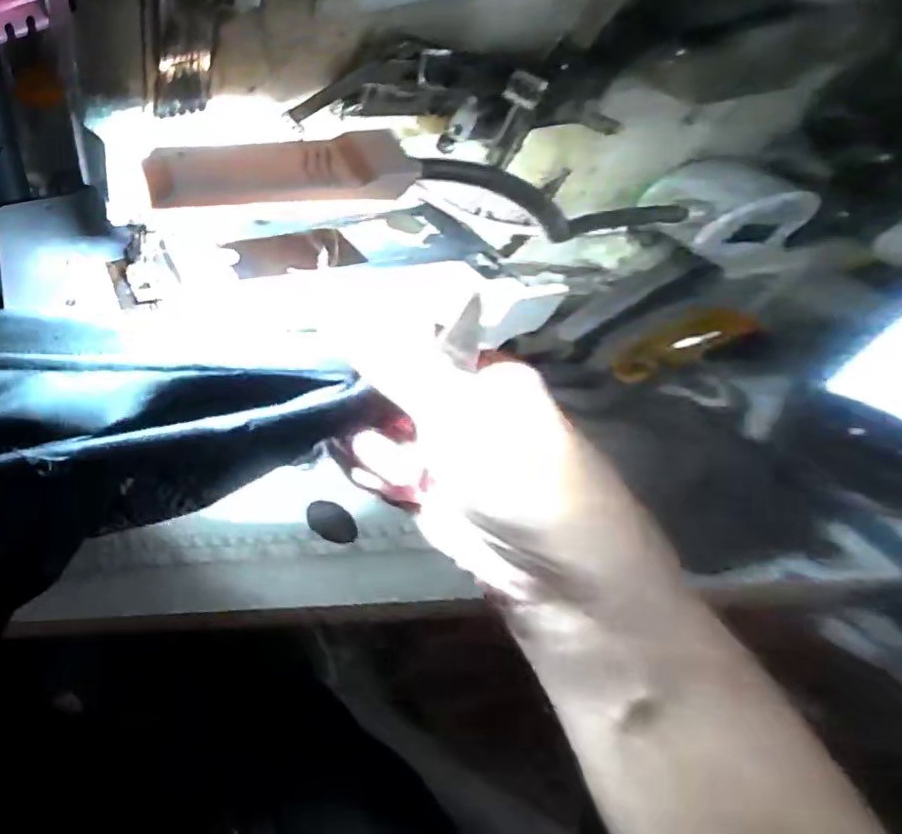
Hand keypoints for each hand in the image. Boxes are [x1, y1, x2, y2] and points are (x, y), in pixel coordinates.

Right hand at [344, 345, 682, 617]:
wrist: (561, 585)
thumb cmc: (524, 482)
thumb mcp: (462, 416)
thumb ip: (398, 368)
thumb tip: (343, 317)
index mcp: (475, 370)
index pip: (405, 337)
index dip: (369, 345)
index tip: (340, 357)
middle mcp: (451, 400)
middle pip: (376, 383)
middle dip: (371, 410)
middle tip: (389, 432)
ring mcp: (432, 444)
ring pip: (366, 426)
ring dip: (374, 451)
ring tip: (406, 477)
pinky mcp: (418, 483)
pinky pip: (370, 463)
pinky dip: (374, 475)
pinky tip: (396, 490)